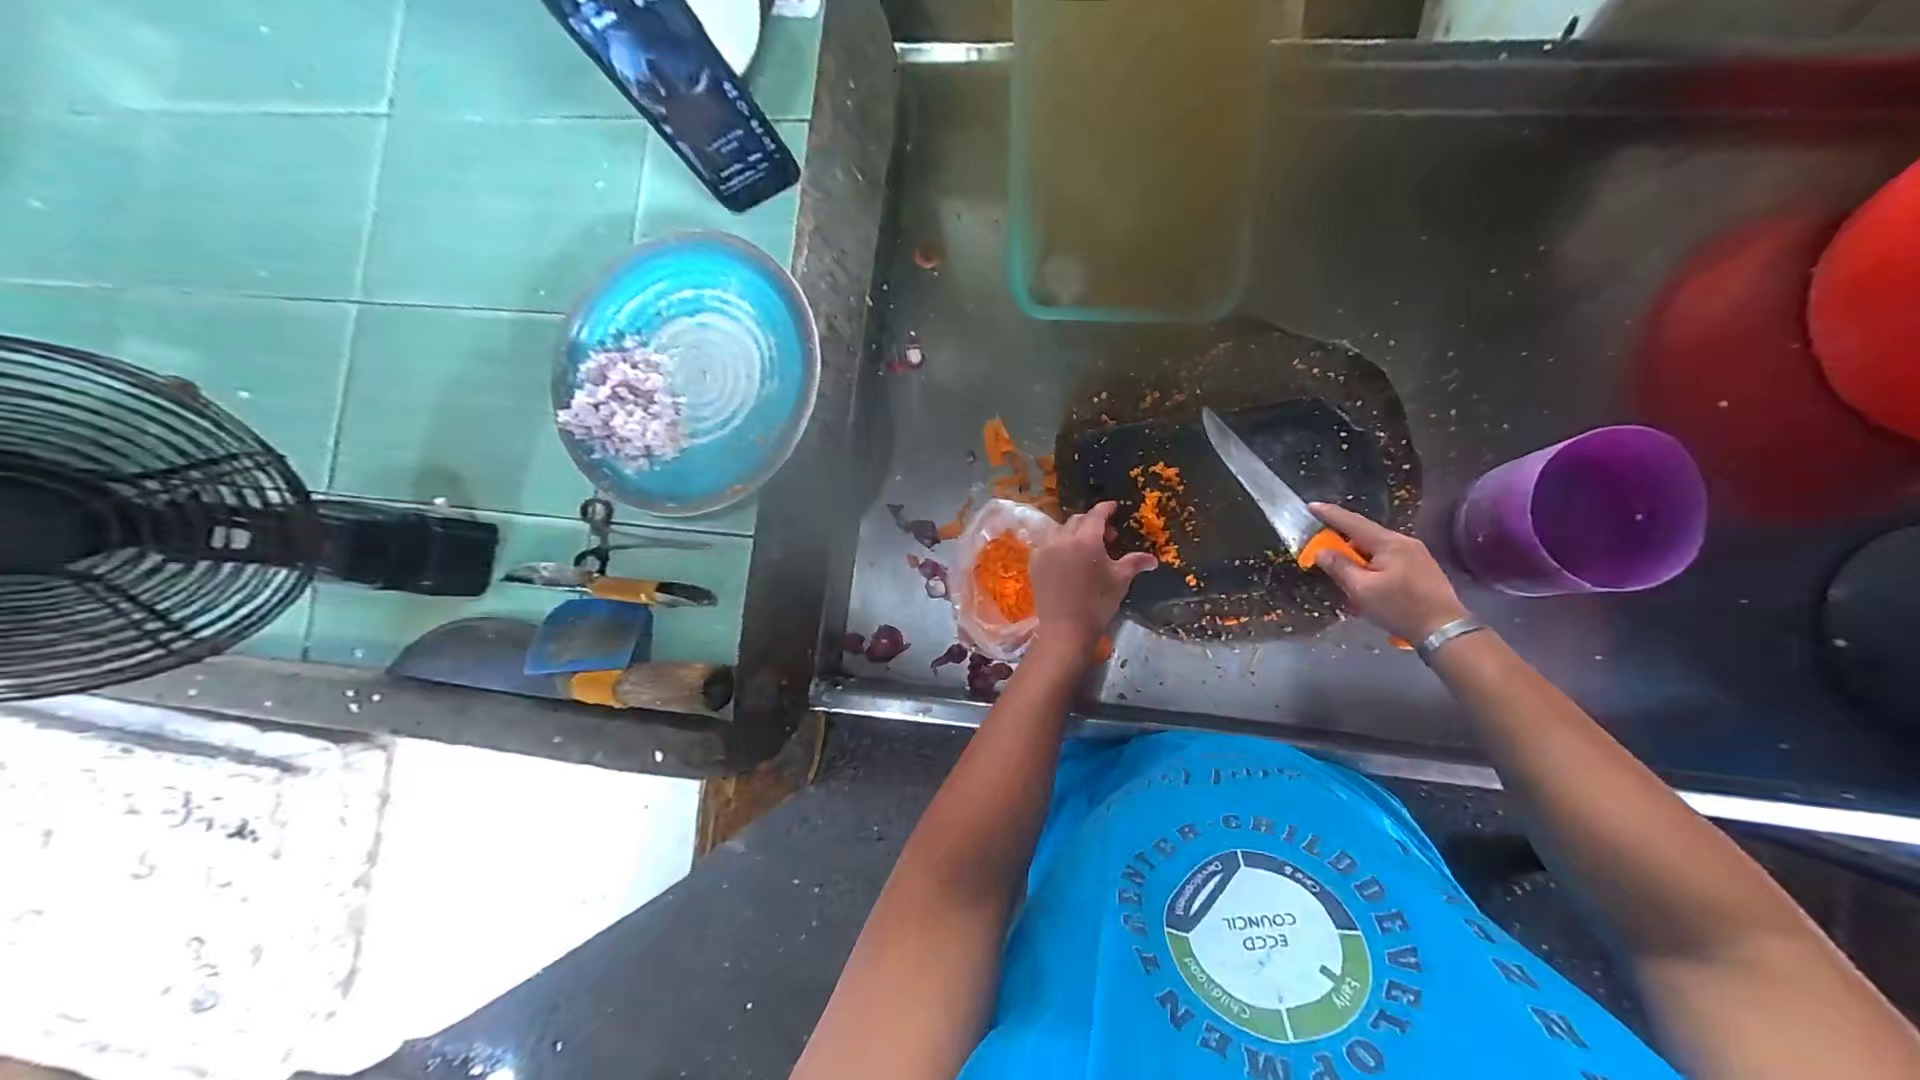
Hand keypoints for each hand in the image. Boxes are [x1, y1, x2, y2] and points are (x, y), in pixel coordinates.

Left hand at [1031, 502, 1156, 648]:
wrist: (1066, 629)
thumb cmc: (1097, 603)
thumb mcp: (1120, 580)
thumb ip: (1134, 563)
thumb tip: (1153, 559)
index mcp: (1085, 539)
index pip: (1096, 515)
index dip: (1106, 509)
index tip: (1114, 508)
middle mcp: (1062, 539)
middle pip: (1077, 521)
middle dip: (1093, 523)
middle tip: (1107, 538)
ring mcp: (1044, 550)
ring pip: (1060, 531)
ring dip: (1075, 533)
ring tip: (1087, 549)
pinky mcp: (1034, 563)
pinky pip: (1047, 544)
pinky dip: (1059, 544)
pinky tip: (1068, 559)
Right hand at [1308, 503, 1469, 642]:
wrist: (1445, 630)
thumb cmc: (1400, 608)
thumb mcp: (1362, 589)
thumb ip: (1339, 567)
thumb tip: (1322, 551)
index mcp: (1389, 543)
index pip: (1353, 522)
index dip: (1329, 514)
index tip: (1312, 506)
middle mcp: (1405, 542)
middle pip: (1365, 536)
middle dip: (1343, 544)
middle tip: (1324, 554)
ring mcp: (1416, 555)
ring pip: (1376, 550)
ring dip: (1358, 560)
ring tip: (1347, 580)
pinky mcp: (1421, 568)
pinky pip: (1388, 560)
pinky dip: (1371, 568)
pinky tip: (1368, 586)